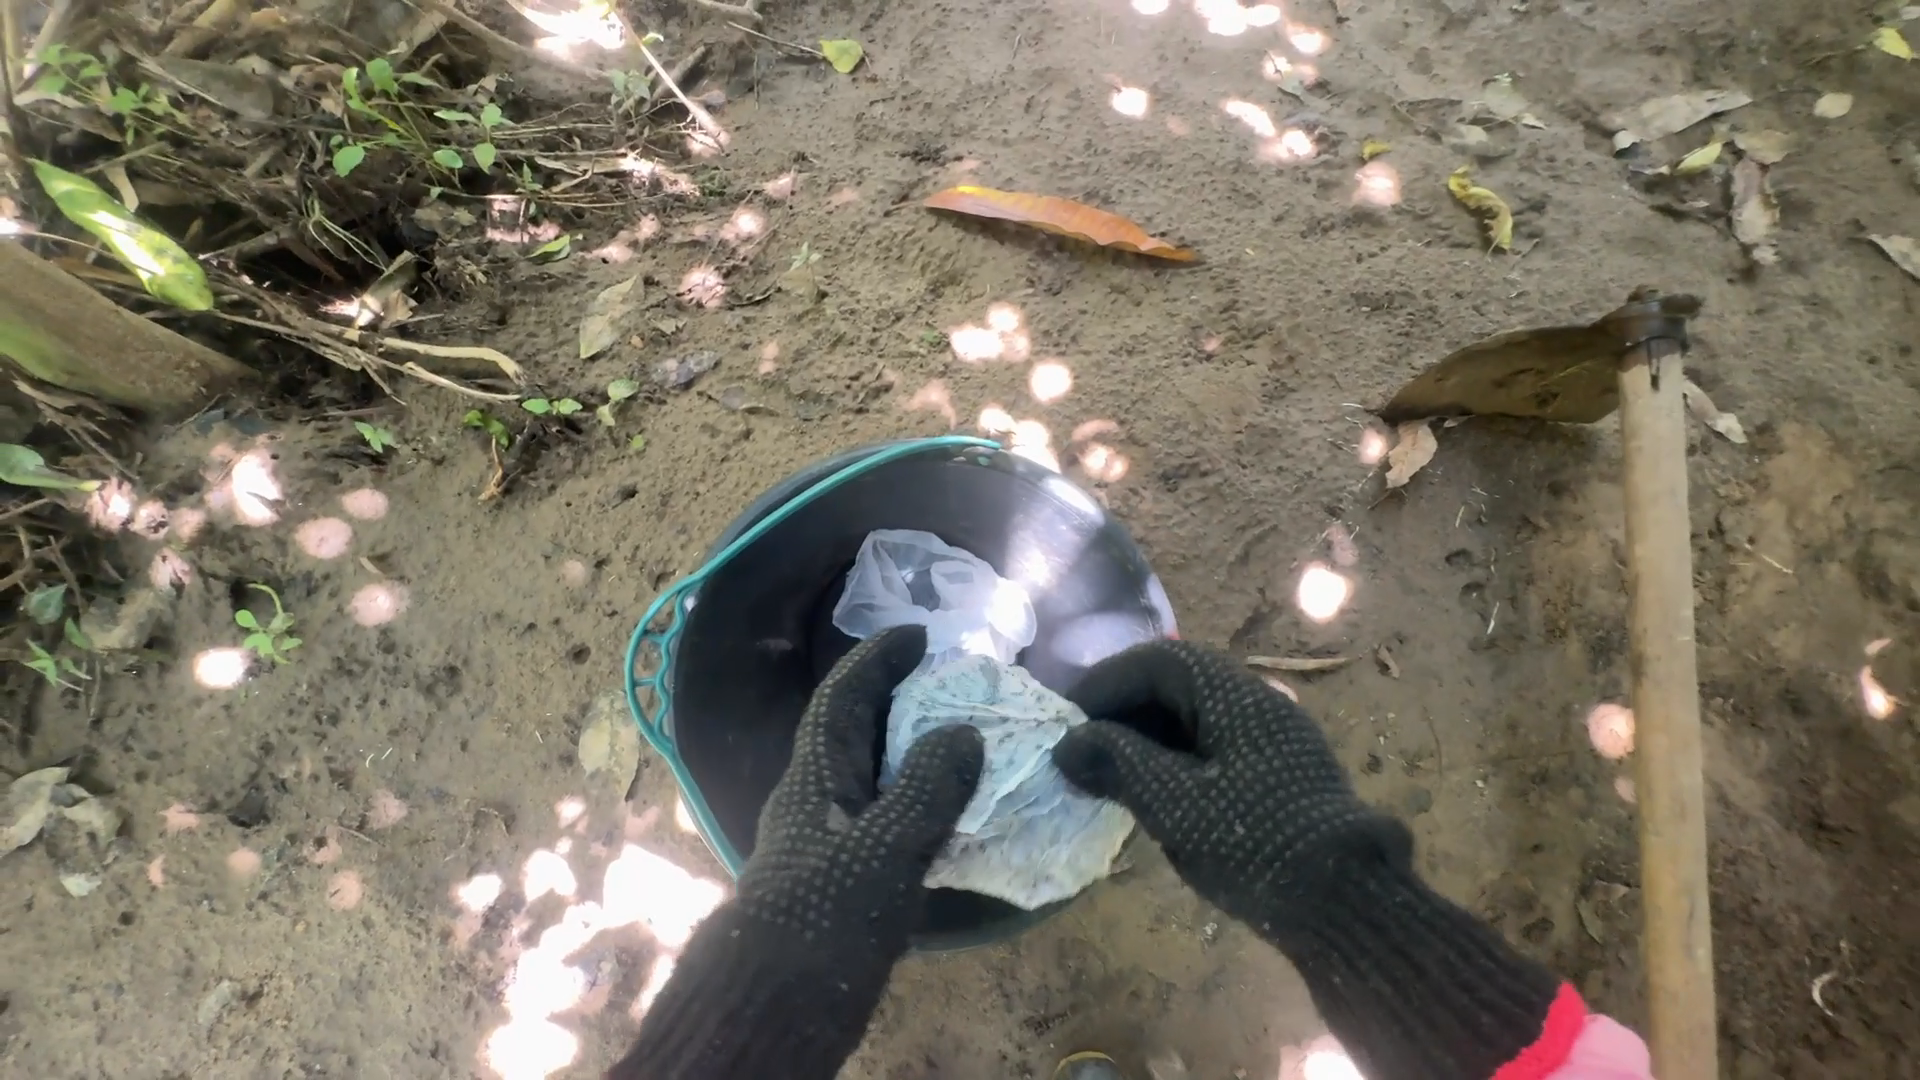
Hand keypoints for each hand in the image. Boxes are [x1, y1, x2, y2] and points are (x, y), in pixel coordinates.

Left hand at [734, 623, 984, 956]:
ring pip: (872, 770)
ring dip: (909, 744)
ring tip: (957, 730)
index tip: (916, 634)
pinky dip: (917, 794)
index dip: (876, 659)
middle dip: (896, 695)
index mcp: (815, 776)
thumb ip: (927, 789)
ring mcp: (828, 835)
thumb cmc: (825, 918)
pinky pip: (886, 810)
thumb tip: (965, 732)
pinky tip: (948, 805)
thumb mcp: (885, 849)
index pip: (842, 696)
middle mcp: (816, 795)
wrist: (775, 1009)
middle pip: (856, 728)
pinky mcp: (844, 871)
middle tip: (946, 679)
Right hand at [1052, 639, 1406, 937]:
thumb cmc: (1256, 843)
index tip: (1067, 715)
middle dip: (1121, 708)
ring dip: (1144, 732)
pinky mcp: (1275, 768)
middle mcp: (1254, 700)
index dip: (1103, 684)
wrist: (1350, 905)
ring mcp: (1269, 734)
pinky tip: (1150, 786)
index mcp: (1232, 694)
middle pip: (1173, 683)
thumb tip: (1067, 744)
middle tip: (1083, 741)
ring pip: (1191, 713)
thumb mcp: (1174, 803)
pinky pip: (1210, 741)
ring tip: (1107, 766)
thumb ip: (1116, 762)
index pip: (1154, 663)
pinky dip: (1171, 754)